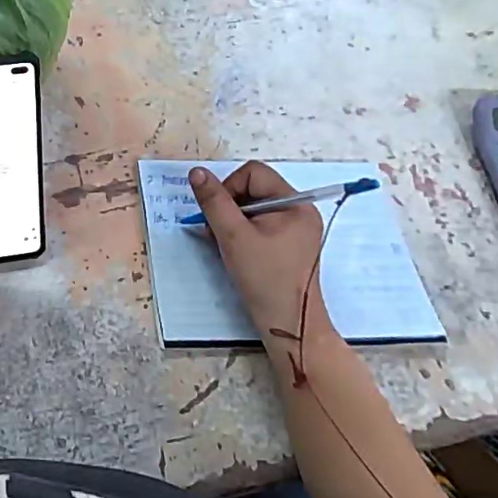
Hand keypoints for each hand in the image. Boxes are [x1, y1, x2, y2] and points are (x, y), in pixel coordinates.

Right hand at [189, 163, 324, 336]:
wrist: (288, 324)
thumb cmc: (264, 278)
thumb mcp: (233, 236)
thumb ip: (213, 201)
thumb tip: (197, 172)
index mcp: (296, 204)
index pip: (253, 173)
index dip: (229, 187)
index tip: (217, 214)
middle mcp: (300, 211)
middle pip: (254, 188)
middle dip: (229, 205)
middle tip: (216, 229)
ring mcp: (296, 228)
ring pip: (254, 207)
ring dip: (232, 219)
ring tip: (222, 241)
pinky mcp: (289, 244)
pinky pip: (260, 223)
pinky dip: (242, 230)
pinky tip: (232, 248)